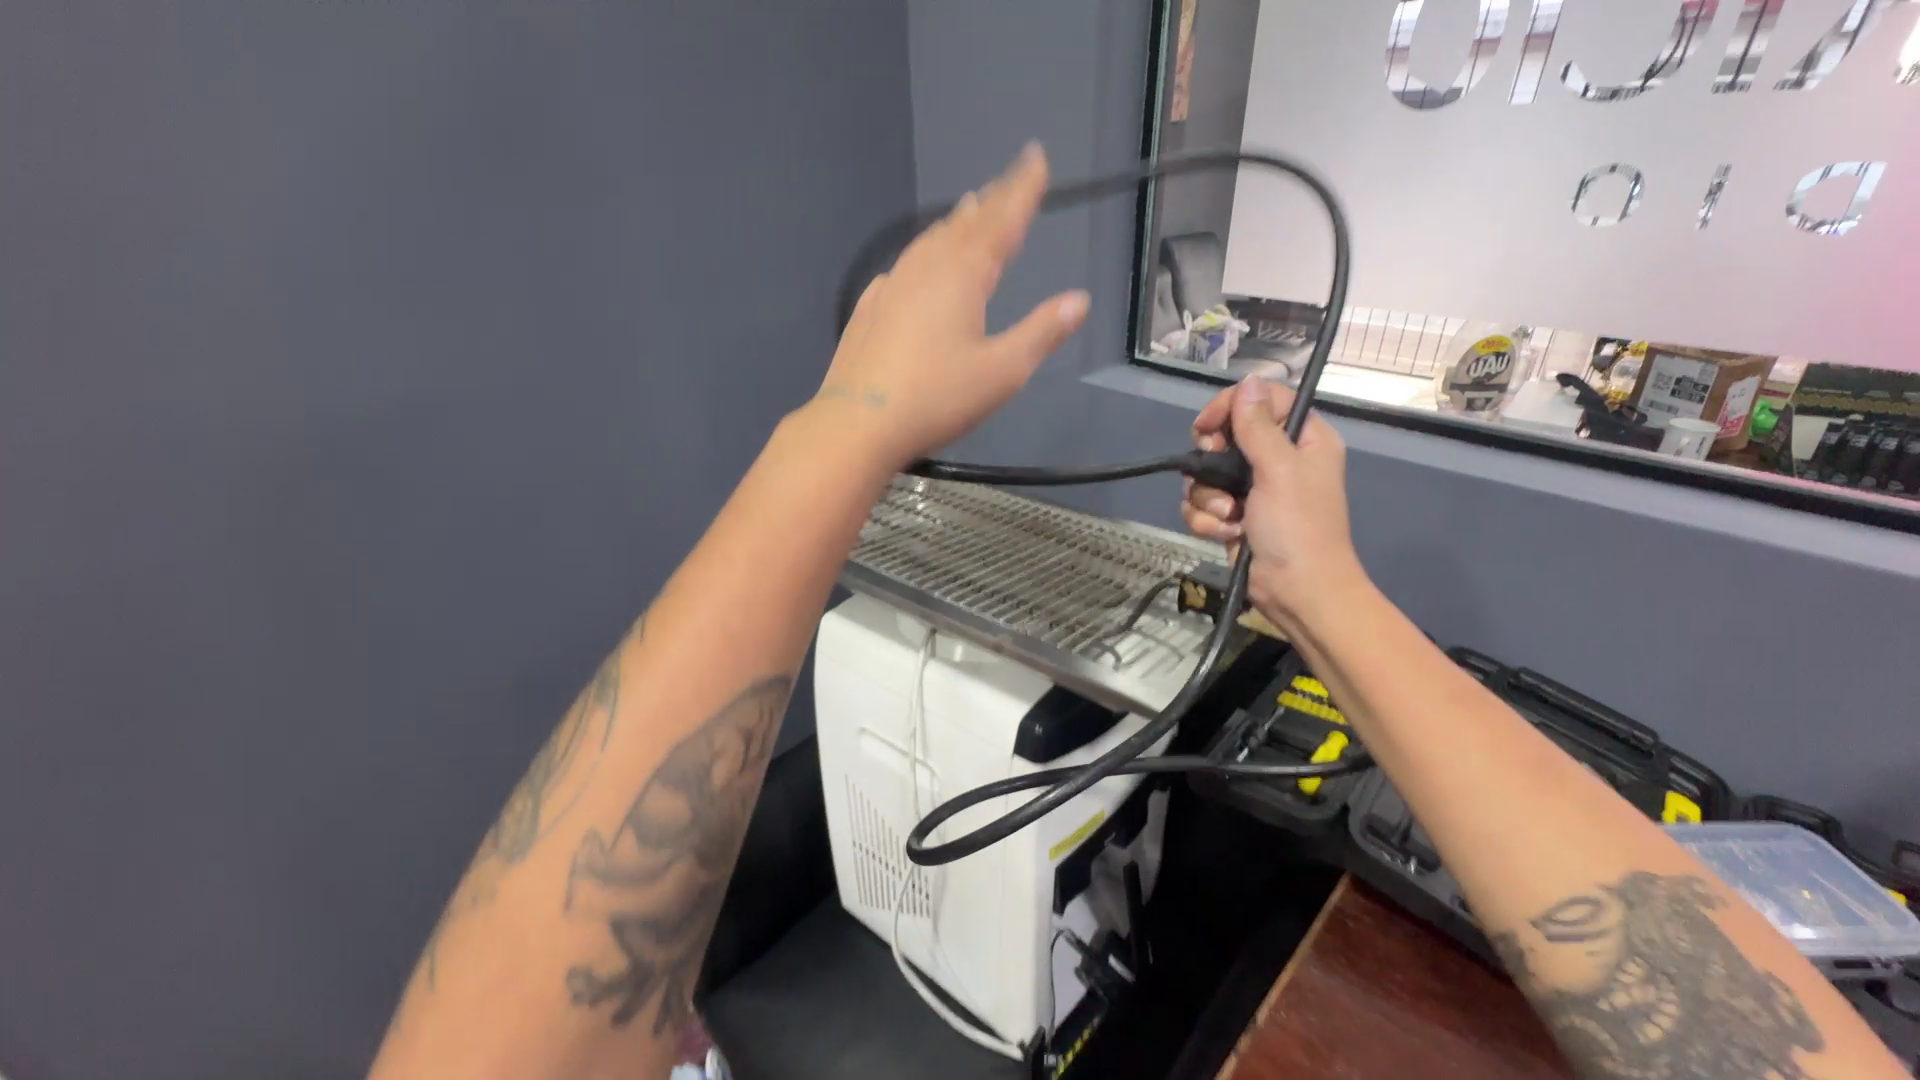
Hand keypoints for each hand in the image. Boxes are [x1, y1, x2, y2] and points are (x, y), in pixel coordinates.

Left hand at [811, 142, 1090, 466]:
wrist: (858, 423)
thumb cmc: (937, 398)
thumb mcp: (1002, 372)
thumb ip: (1042, 332)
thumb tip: (1080, 299)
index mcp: (963, 275)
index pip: (1002, 221)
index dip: (1022, 188)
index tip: (1037, 156)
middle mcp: (926, 269)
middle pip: (966, 224)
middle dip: (992, 199)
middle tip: (1010, 178)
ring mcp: (892, 286)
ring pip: (931, 241)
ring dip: (957, 222)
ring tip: (971, 207)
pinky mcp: (870, 309)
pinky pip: (906, 266)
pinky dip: (926, 252)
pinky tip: (920, 264)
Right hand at [1182, 377, 1369, 633]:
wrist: (1297, 592)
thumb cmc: (1298, 528)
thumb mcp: (1280, 469)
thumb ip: (1258, 426)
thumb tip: (1247, 382)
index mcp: (1302, 440)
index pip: (1262, 400)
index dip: (1230, 408)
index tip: (1207, 427)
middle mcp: (1277, 460)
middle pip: (1226, 435)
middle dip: (1212, 459)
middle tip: (1215, 471)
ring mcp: (1253, 490)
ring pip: (1206, 474)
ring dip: (1208, 498)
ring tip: (1229, 517)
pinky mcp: (1234, 518)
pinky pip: (1202, 505)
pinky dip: (1207, 521)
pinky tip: (1226, 534)